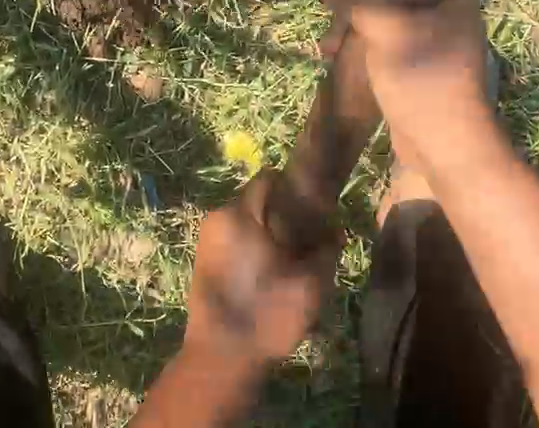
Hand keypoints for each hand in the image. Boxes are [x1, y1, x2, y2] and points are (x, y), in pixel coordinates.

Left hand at [183, 173, 337, 367]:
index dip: (294, 190)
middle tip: (305, 242)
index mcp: (238, 214)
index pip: (269, 179)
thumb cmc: (267, 314)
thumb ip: (326, 249)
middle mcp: (217, 217)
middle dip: (282, 215)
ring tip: (287, 263)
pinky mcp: (203, 259)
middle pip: (256, 200)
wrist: (221, 359)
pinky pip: (233, 239)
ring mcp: (207, 239)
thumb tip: (335, 228)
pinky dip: (251, 248)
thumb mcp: (310, 284)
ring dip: (267, 233)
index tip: (314, 211)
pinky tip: (266, 275)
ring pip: (245, 221)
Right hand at [320, 0, 492, 169]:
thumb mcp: (384, 29)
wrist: (445, 145)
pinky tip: (338, 60)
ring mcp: (436, 48)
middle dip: (358, 12)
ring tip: (329, 49)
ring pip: (387, 27)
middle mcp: (450, 19)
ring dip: (356, 34)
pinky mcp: (421, 74)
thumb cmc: (422, 76)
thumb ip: (355, 2)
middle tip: (334, 26)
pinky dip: (366, 53)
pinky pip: (388, 52)